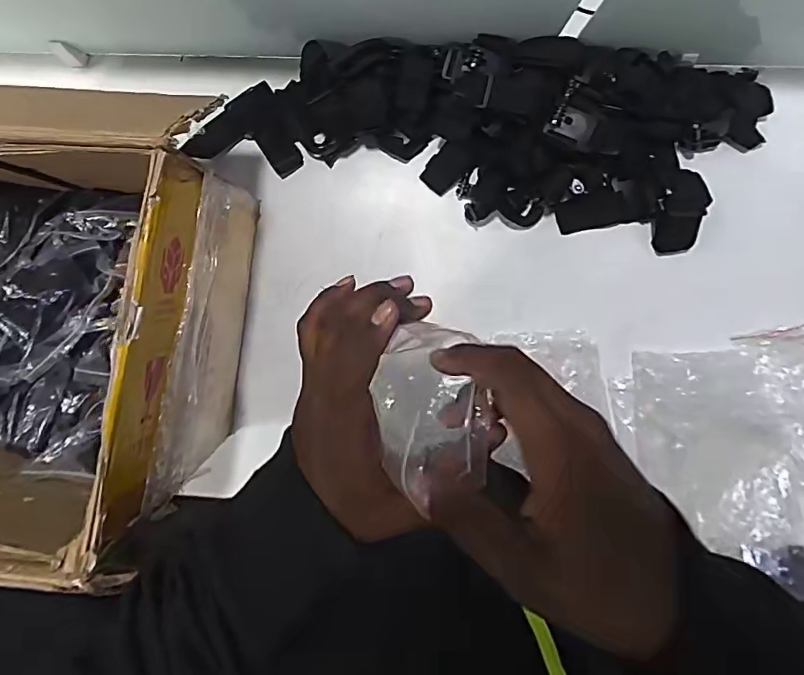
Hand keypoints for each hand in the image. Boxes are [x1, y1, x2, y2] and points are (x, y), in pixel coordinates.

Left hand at [291, 275, 432, 541]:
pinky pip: (311, 331)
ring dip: (355, 299)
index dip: (367, 335)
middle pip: (335, 335)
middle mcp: (320, 394)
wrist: (312, 516)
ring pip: (321, 327)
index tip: (395, 310)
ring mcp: (310, 383)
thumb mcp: (410, 509)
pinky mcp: (310, 378)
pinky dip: (328, 303)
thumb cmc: (361, 510)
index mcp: (341, 423)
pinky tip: (351, 289)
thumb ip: (451, 476)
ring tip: (396, 287)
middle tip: (416, 299)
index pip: (346, 369)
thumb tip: (493, 431)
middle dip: (372, 306)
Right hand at [426, 344, 681, 659]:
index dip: (469, 358)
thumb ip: (468, 517)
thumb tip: (423, 477)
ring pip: (536, 385)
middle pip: (522, 371)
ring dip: (496, 391)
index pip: (510, 373)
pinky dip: (516, 403)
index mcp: (559, 441)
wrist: (678, 608)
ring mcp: (594, 432)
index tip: (436, 363)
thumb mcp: (523, 567)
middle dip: (476, 372)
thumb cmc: (596, 585)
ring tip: (466, 430)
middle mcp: (578, 423)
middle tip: (443, 407)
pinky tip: (501, 441)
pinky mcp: (600, 446)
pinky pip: (549, 403)